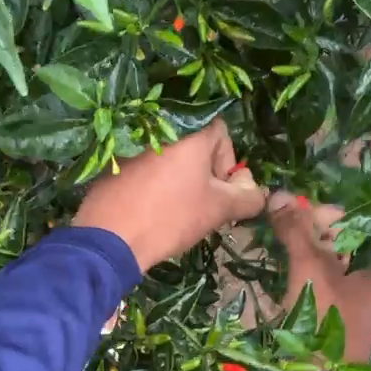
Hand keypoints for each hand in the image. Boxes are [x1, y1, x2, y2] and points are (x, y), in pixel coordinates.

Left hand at [72, 118, 265, 271]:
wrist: (109, 239)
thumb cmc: (170, 217)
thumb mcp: (218, 210)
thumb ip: (248, 198)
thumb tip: (260, 193)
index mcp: (190, 132)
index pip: (223, 134)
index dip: (227, 165)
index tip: (220, 194)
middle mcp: (160, 130)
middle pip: (195, 148)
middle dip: (203, 177)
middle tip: (199, 207)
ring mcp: (132, 146)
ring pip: (169, 160)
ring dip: (178, 182)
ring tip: (173, 213)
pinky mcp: (111, 165)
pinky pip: (144, 169)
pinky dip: (152, 186)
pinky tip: (148, 211)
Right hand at [268, 192, 370, 363]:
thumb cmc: (326, 321)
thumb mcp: (309, 270)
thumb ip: (295, 230)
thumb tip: (277, 194)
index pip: (354, 218)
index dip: (322, 212)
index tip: (292, 216)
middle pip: (338, 237)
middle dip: (307, 229)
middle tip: (278, 229)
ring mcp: (354, 293)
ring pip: (326, 257)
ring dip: (301, 248)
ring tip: (276, 244)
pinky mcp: (336, 308)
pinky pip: (319, 277)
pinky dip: (302, 269)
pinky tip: (282, 267)